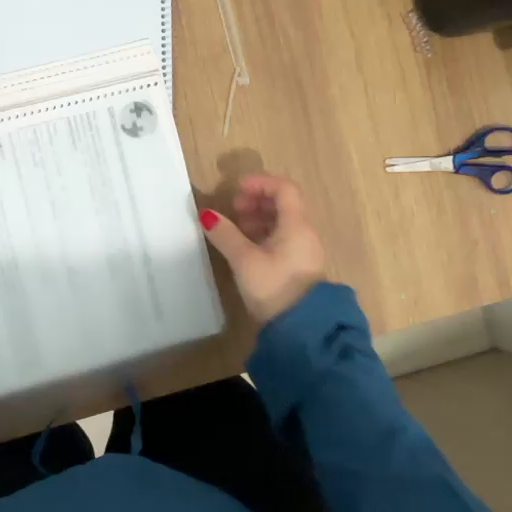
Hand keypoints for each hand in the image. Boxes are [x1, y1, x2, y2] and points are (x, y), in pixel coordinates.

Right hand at [199, 173, 326, 323]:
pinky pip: (283, 237)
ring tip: (237, 227)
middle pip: (284, 203)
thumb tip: (207, 214)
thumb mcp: (244, 260)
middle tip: (234, 209)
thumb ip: (225, 235)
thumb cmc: (274, 287)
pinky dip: (264, 233)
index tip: (236, 189)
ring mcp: (304, 250)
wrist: (302, 329)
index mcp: (296, 225)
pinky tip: (247, 246)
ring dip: (259, 217)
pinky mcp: (299, 266)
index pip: (284, 188)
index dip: (260, 183)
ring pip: (283, 221)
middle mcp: (304, 233)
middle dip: (257, 200)